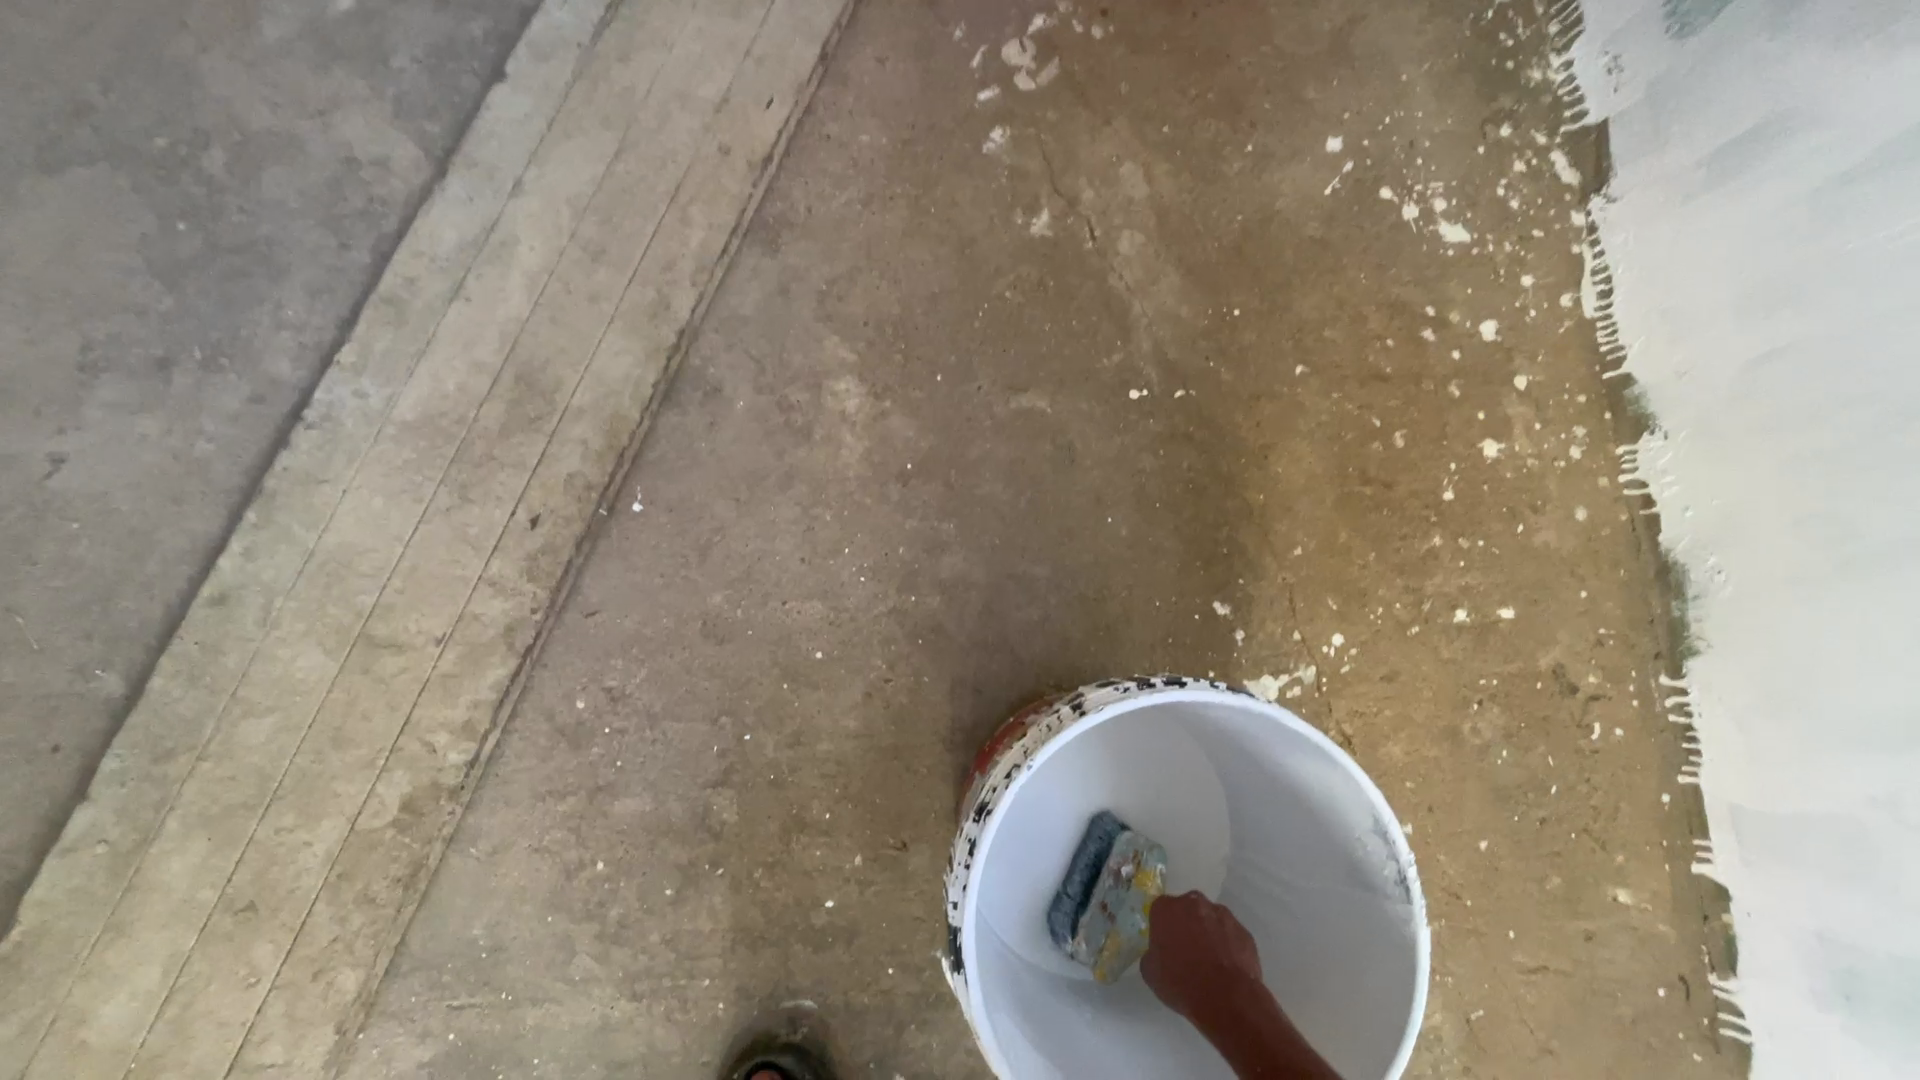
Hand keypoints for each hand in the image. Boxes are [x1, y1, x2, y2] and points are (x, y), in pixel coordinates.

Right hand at [1141, 891, 1263, 1023]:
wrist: (1226, 998)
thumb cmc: (1181, 983)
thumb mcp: (1150, 972)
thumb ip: (1152, 953)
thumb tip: (1159, 952)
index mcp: (1166, 909)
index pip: (1160, 910)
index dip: (1162, 928)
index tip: (1165, 945)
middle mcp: (1194, 903)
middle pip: (1187, 909)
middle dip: (1186, 925)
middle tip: (1187, 951)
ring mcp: (1222, 915)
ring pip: (1211, 919)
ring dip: (1209, 933)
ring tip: (1210, 962)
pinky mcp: (1244, 931)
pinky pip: (1231, 935)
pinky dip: (1228, 945)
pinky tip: (1227, 967)